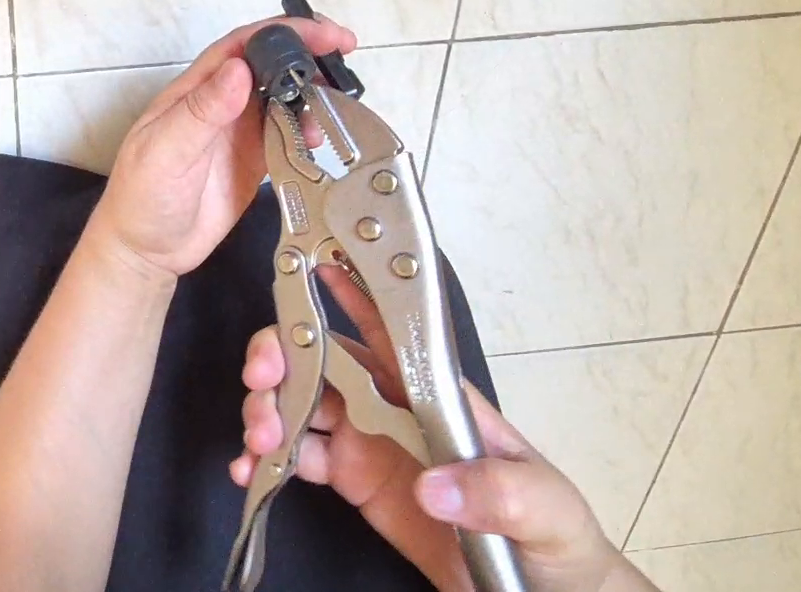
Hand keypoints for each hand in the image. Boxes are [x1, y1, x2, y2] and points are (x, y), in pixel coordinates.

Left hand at [87, 15, 354, 278]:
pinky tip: (319, 139)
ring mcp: (236, 132)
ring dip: (311, 94)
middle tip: (345, 53)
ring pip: (282, 97)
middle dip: (306, 53)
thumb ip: (201, 113)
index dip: (282, 33)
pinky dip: (307, 131)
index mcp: (193, 92)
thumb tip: (238, 70)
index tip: (323, 32)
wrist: (146, 249)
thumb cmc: (142, 197)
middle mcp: (218, 104)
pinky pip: (286, 134)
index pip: (240, 47)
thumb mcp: (165, 152)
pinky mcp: (252, 160)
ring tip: (335, 107)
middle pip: (268, 65)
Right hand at [231, 268, 650, 591]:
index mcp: (427, 387)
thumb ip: (498, 491)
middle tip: (261, 383)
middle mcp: (386, 400)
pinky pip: (292, 454)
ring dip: (266, 409)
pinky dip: (263, 458)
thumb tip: (432, 487)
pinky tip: (249, 472)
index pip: (382, 326)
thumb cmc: (551, 532)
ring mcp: (361, 436)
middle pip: (317, 357)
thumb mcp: (545, 507)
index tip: (305, 268)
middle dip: (278, 357)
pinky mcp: (345, 476)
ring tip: (258, 446)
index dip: (344, 291)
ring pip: (295, 398)